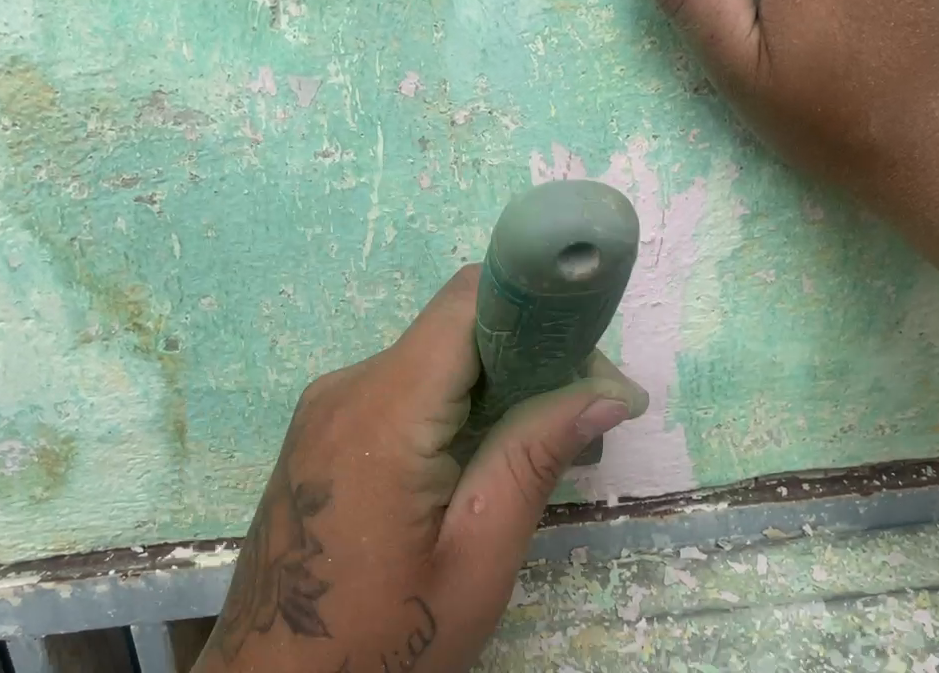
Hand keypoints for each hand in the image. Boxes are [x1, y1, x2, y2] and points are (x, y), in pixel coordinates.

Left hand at [196, 266, 648, 672]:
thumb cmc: (380, 639)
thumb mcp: (476, 559)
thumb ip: (535, 458)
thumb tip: (609, 391)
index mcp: (384, 408)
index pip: (469, 299)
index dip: (536, 310)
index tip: (589, 361)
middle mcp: (349, 383)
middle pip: (458, 326)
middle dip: (532, 354)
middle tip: (587, 414)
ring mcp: (332, 402)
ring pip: (437, 354)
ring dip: (499, 382)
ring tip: (547, 442)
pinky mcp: (329, 423)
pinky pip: (409, 384)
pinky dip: (459, 402)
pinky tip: (487, 456)